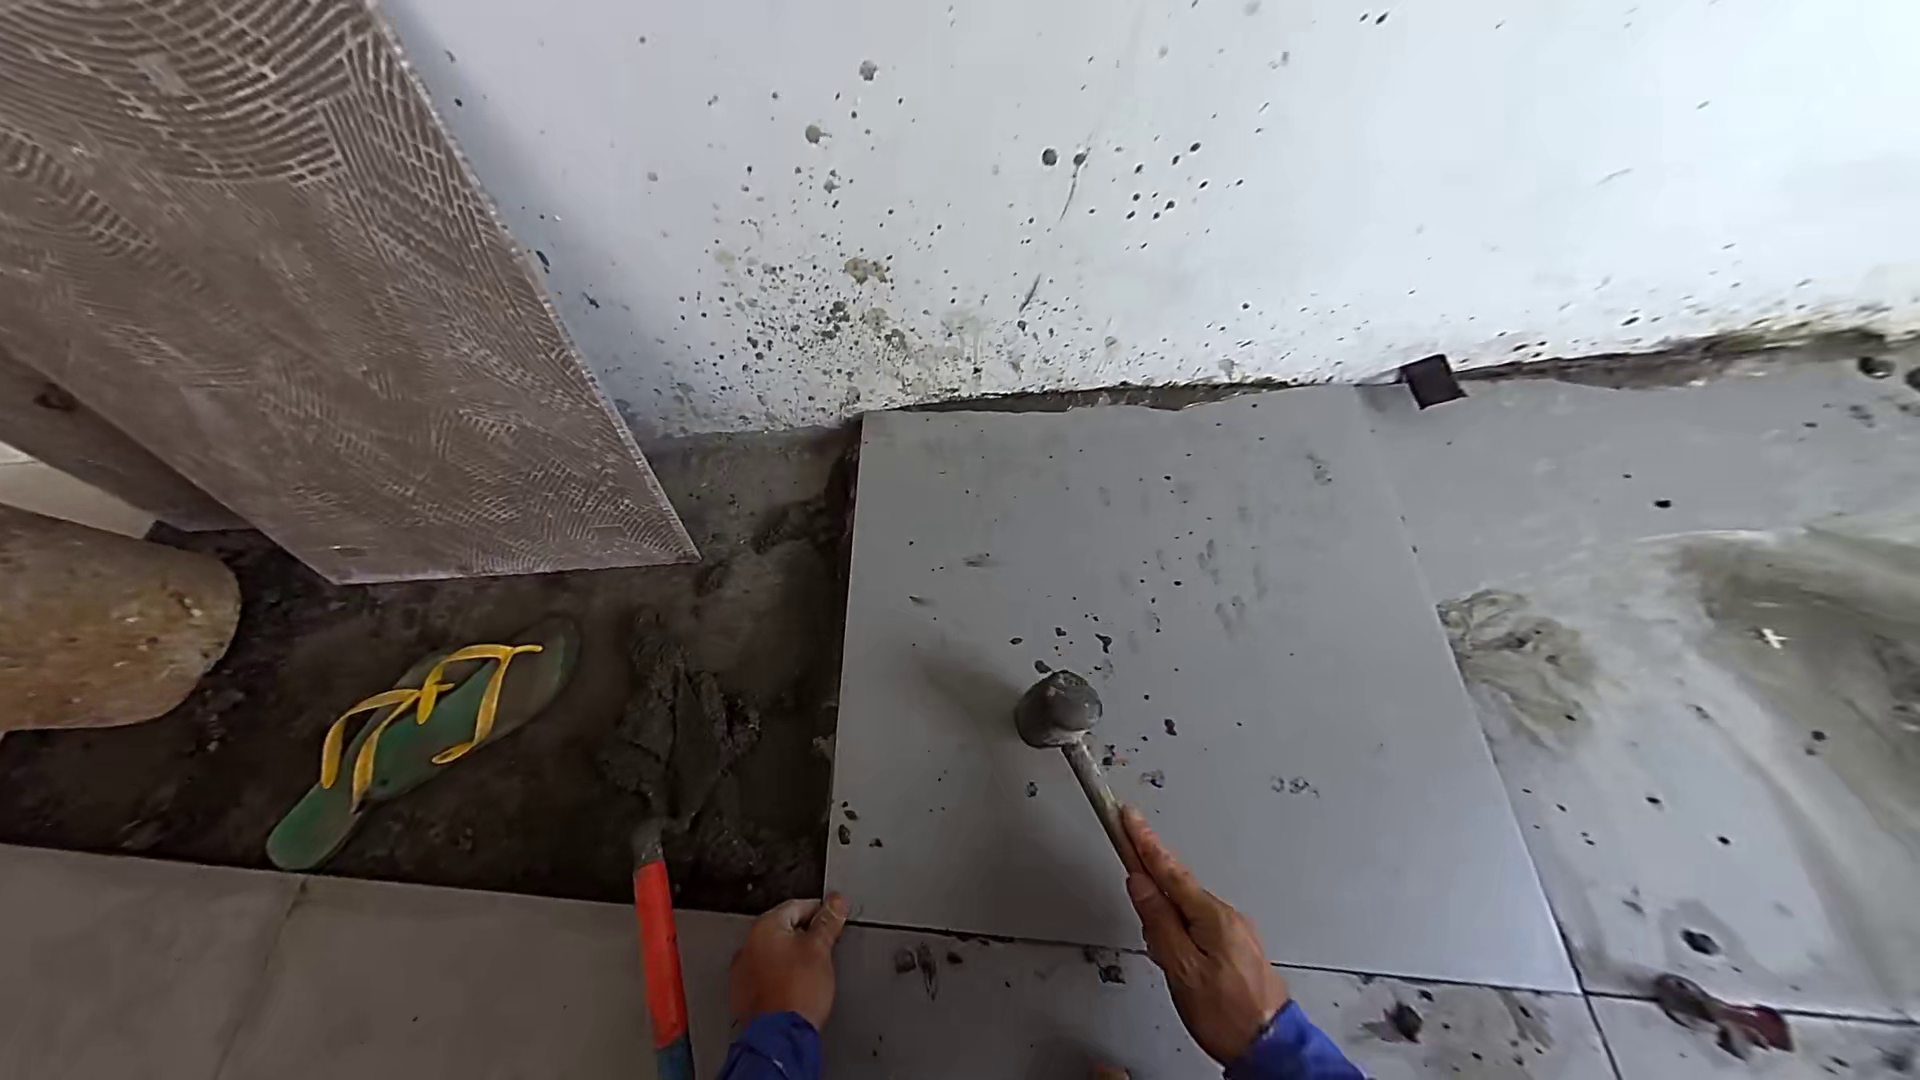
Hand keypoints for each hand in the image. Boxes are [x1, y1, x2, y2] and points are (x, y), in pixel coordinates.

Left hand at [729, 893, 849, 1030]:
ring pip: (775, 954)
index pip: (798, 906)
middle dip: (806, 937)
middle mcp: (748, 946)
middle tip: (823, 948)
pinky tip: (795, 988)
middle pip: (785, 929)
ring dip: (792, 958)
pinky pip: (767, 976)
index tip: (832, 920)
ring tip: (810, 973)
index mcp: (764, 927)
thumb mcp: (821, 948)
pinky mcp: (745, 997)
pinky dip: (781, 978)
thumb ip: (828, 920)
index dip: (820, 912)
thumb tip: (836, 902)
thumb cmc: (796, 995)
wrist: (780, 1042)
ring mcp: (743, 973)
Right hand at [1122, 807, 1289, 1063]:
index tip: (1128, 815)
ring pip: (1186, 908)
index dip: (1143, 840)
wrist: (1274, 1054)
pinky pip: (1199, 923)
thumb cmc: (1229, 1016)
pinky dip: (1182, 927)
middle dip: (1151, 884)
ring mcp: (1234, 930)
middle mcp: (1225, 915)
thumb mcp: (1181, 968)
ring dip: (1166, 916)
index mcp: (1211, 915)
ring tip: (1164, 954)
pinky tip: (1178, 952)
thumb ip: (1158, 921)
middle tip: (1132, 870)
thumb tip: (1139, 883)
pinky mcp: (1236, 946)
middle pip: (1176, 886)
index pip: (1167, 868)